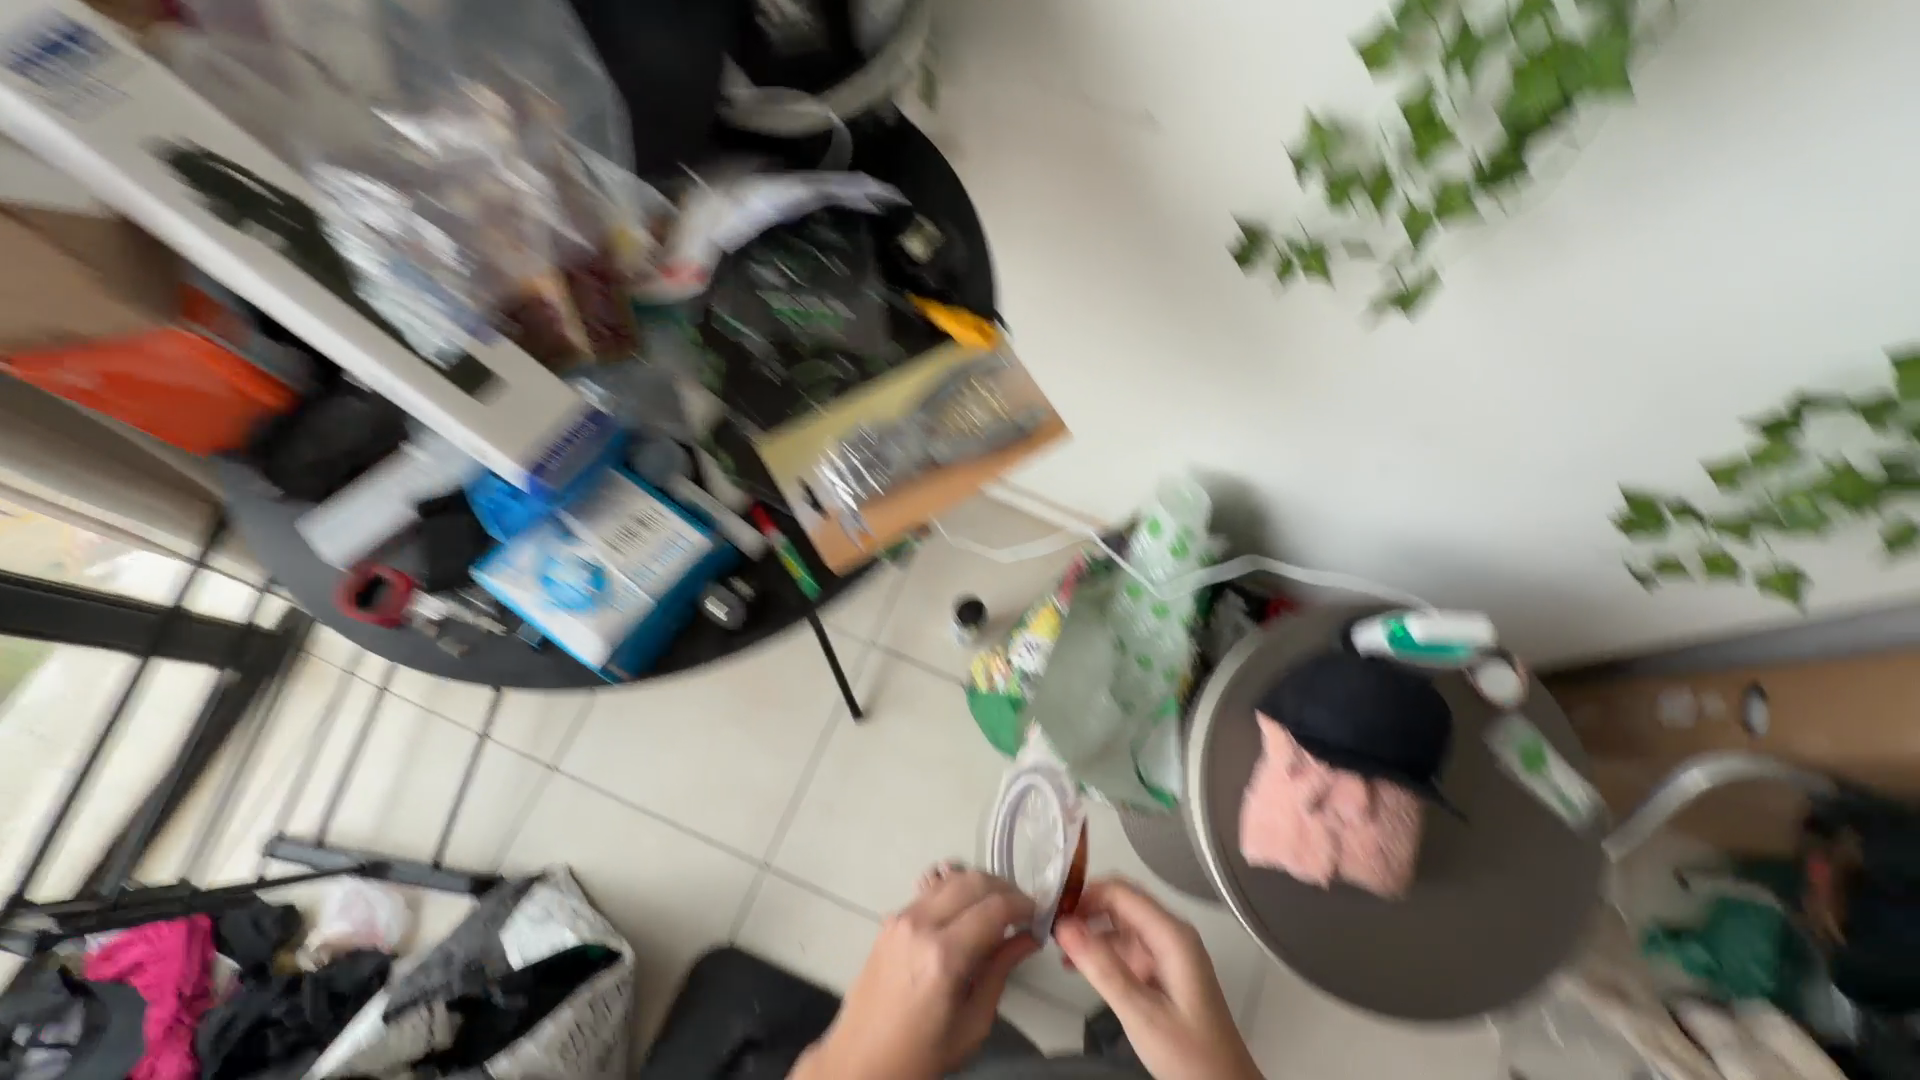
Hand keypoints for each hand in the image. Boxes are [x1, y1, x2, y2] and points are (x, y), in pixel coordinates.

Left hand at [795, 867, 1040, 1079]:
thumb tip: (1030, 937)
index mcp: (944, 956)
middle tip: (1022, 910)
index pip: (995, 907)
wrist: (861, 1061)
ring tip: (998, 911)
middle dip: (1005, 888)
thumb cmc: (921, 1054)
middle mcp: (920, 925)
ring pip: (950, 879)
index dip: (1024, 904)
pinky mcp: (890, 920)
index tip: (1039, 915)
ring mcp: (901, 918)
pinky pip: (931, 892)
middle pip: (973, 881)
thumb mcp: (972, 1023)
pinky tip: (967, 915)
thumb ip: (1000, 971)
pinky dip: (956, 893)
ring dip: (980, 886)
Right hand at [1055, 878, 1262, 1079]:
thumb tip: (1064, 926)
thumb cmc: (1190, 1056)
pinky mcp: (1162, 971)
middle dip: (1084, 910)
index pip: (1121, 892)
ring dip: (1090, 931)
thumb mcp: (1141, 1014)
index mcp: (1171, 935)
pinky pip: (1127, 948)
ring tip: (1057, 948)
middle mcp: (1170, 935)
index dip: (1085, 893)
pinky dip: (1101, 951)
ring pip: (1120, 924)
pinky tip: (1078, 966)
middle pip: (1121, 903)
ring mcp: (1167, 953)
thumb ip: (1102, 968)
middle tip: (1049, 928)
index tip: (1052, 910)